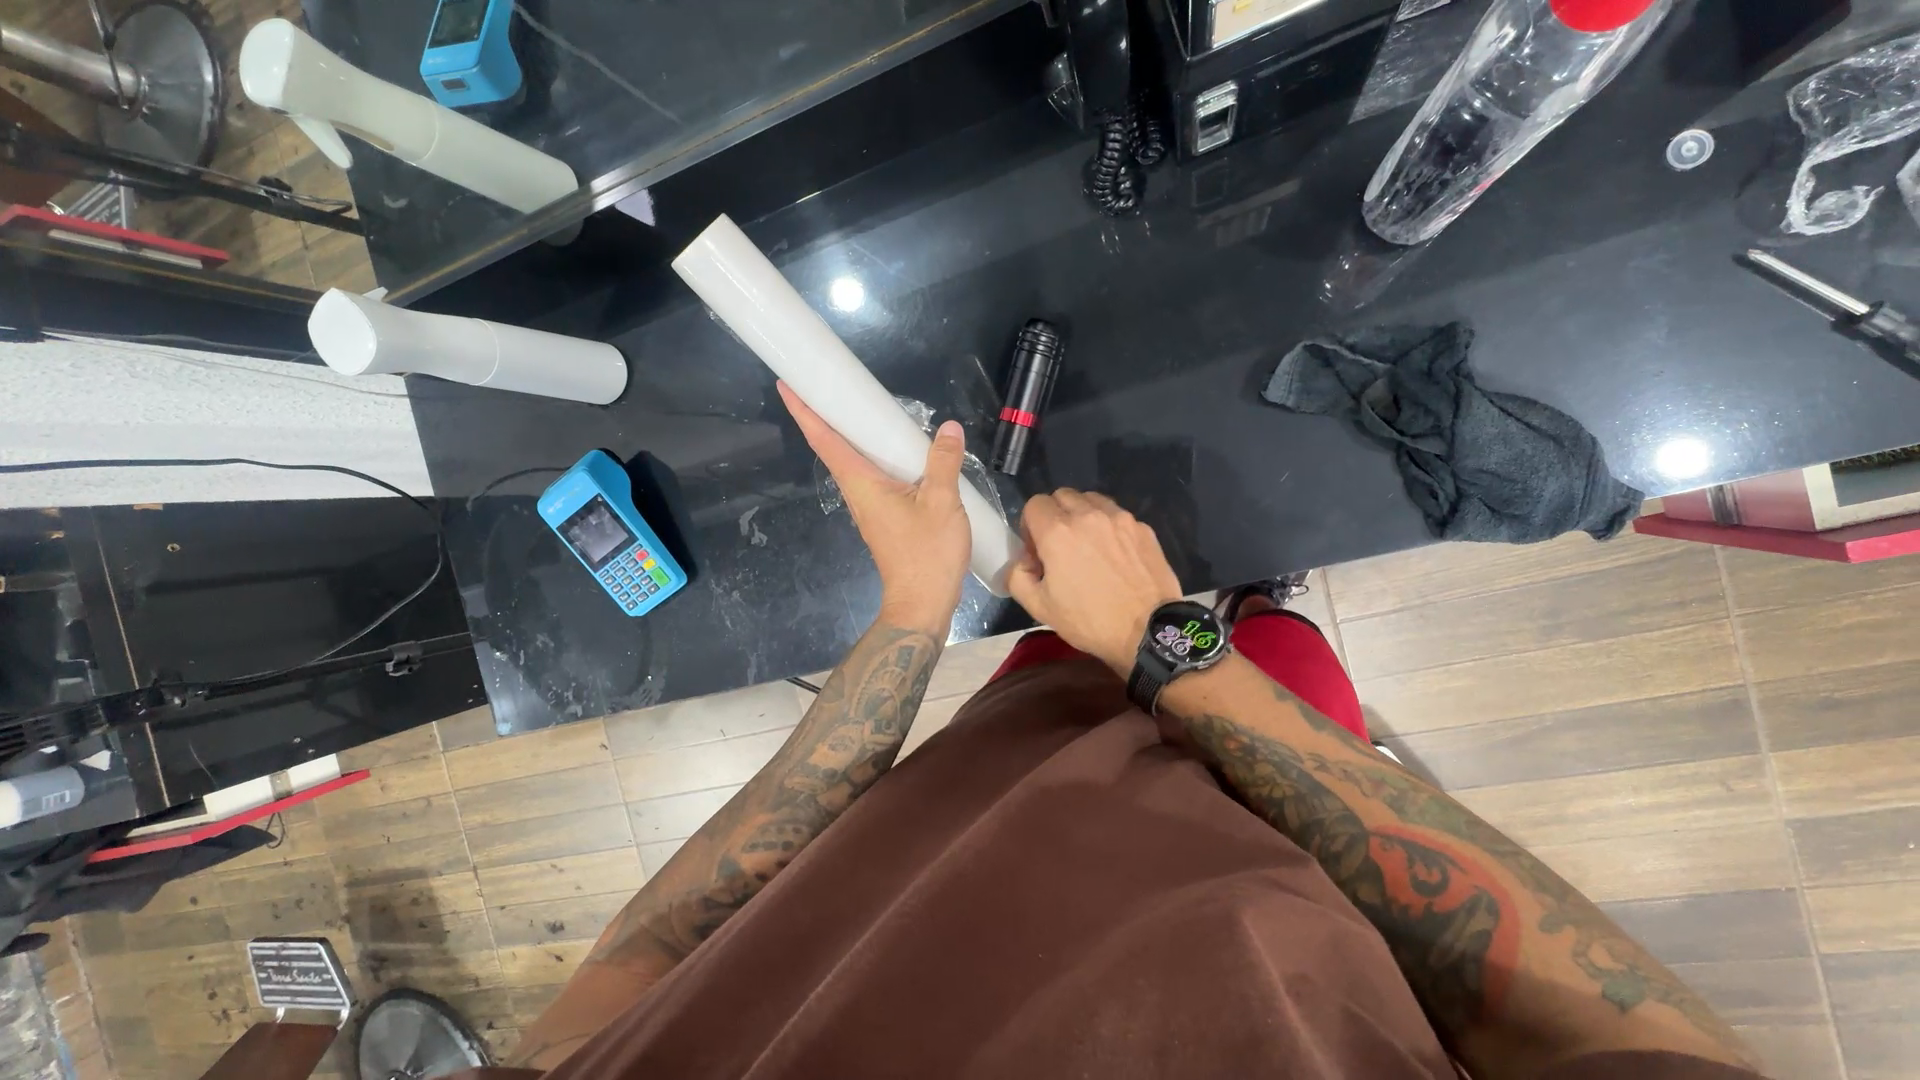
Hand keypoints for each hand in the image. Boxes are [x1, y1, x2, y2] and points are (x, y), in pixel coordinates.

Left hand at [779, 382, 970, 632]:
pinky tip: (896, 451)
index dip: (805, 411)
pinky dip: (874, 455)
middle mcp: (857, 492)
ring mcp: (869, 507)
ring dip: (849, 435)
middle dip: (823, 415)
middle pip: (834, 447)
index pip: (825, 439)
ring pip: (854, 462)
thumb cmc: (926, 554)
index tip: (787, 386)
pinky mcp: (884, 517)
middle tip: (821, 384)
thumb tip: (948, 429)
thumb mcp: (942, 502)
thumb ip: (943, 462)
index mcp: (861, 483)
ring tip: (856, 408)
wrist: (922, 603)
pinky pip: (873, 476)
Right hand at [1007, 489, 1183, 675]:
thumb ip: (1017, 576)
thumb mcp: (1039, 607)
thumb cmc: (1089, 621)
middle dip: (1055, 515)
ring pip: (1092, 500)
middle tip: (1060, 546)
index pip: (1034, 504)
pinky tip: (1114, 554)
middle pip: (1062, 496)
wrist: (1147, 631)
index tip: (1037, 550)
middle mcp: (1088, 515)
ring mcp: (1120, 519)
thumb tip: (1023, 562)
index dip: (1030, 526)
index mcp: (1057, 532)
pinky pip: (1117, 515)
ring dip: (1082, 514)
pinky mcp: (1143, 528)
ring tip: (1088, 545)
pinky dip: (1109, 526)